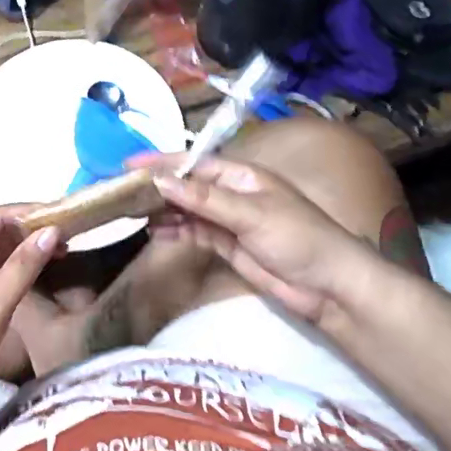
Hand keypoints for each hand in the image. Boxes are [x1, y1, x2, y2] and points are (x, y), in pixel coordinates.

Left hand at [0, 211, 61, 375]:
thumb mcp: (1, 294)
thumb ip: (27, 261)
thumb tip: (54, 230)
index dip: (26, 211)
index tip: (57, 214)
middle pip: (1, 229)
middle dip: (32, 228)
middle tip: (64, 233)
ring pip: (5, 246)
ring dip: (30, 245)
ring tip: (60, 248)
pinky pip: (5, 263)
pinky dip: (24, 260)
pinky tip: (44, 264)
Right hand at [136, 152, 384, 320]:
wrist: (330, 288)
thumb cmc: (298, 238)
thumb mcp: (250, 214)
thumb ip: (204, 198)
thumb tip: (161, 179)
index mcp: (241, 175)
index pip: (193, 163)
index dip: (161, 162)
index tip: (129, 165)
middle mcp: (231, 193)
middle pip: (186, 184)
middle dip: (156, 186)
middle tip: (120, 192)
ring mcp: (228, 220)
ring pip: (186, 209)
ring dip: (162, 210)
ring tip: (129, 212)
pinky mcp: (227, 246)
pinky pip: (193, 233)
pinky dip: (174, 232)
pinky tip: (152, 233)